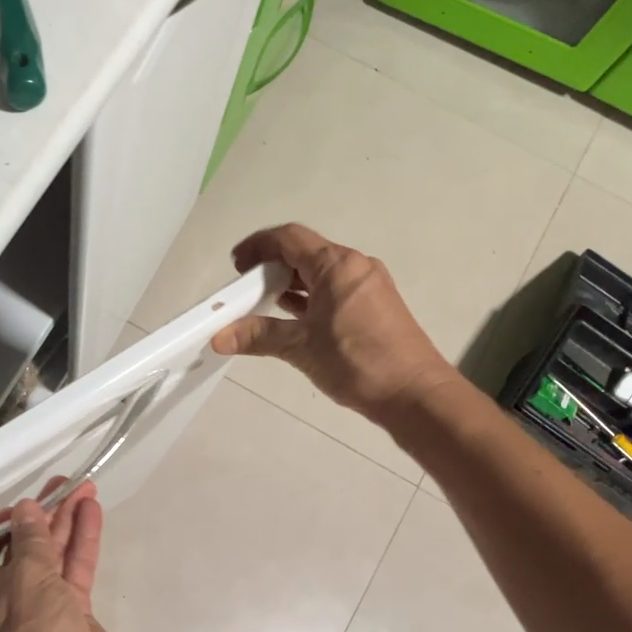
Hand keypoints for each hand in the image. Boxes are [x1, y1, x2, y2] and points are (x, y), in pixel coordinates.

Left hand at [0, 477, 124, 631]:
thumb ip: (31, 538)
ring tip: (85, 488)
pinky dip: (83, 542)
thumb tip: (26, 509)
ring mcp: (43, 605)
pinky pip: (75, 569)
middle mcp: (8, 597)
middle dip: (44, 515)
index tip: (24, 505)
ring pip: (54, 555)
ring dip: (67, 522)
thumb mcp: (28, 575)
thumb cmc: (35, 630)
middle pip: (24, 546)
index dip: (0, 525)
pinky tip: (93, 512)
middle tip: (64, 483)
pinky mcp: (73, 613)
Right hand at [211, 224, 458, 428]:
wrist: (413, 393)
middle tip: (244, 292)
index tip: (236, 267)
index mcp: (337, 265)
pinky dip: (308, 298)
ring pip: (319, 273)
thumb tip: (218, 338)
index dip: (258, 246)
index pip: (289, 238)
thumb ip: (258, 336)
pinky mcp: (373, 306)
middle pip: (304, 253)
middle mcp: (354, 266)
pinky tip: (291, 320)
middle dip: (271, 267)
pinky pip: (332, 290)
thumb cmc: (357, 362)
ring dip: (289, 284)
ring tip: (261, 307)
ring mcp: (367, 285)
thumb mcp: (301, 348)